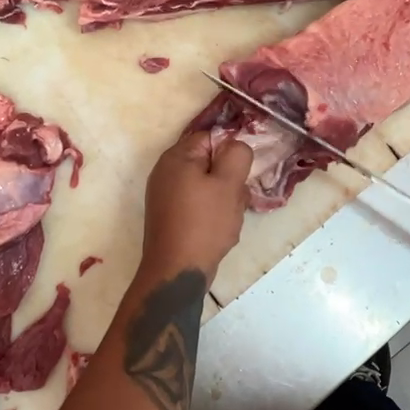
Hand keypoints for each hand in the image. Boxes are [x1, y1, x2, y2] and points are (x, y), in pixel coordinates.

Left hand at [141, 130, 252, 272]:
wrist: (177, 271)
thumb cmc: (204, 224)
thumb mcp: (228, 184)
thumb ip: (236, 156)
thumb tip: (236, 145)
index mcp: (176, 157)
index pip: (211, 138)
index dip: (232, 153)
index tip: (243, 174)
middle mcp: (166, 172)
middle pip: (210, 163)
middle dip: (229, 181)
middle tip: (236, 200)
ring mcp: (166, 195)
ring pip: (207, 187)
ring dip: (224, 200)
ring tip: (228, 219)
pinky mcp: (170, 216)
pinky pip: (198, 205)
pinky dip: (212, 215)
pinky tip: (219, 231)